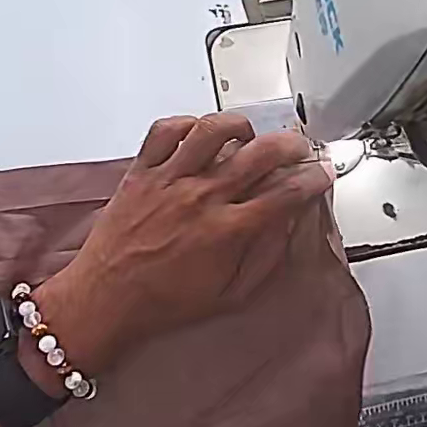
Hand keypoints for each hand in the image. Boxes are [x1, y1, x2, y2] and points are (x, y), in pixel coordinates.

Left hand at [32, 113, 334, 375]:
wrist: (106, 299)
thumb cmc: (164, 303)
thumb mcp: (230, 296)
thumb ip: (266, 259)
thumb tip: (288, 227)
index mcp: (227, 231)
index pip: (285, 193)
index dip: (312, 179)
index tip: (320, 175)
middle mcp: (201, 198)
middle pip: (260, 153)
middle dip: (290, 144)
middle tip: (296, 148)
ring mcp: (169, 180)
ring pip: (213, 130)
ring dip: (239, 125)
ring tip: (247, 135)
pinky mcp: (141, 172)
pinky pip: (164, 130)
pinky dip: (186, 123)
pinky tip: (197, 134)